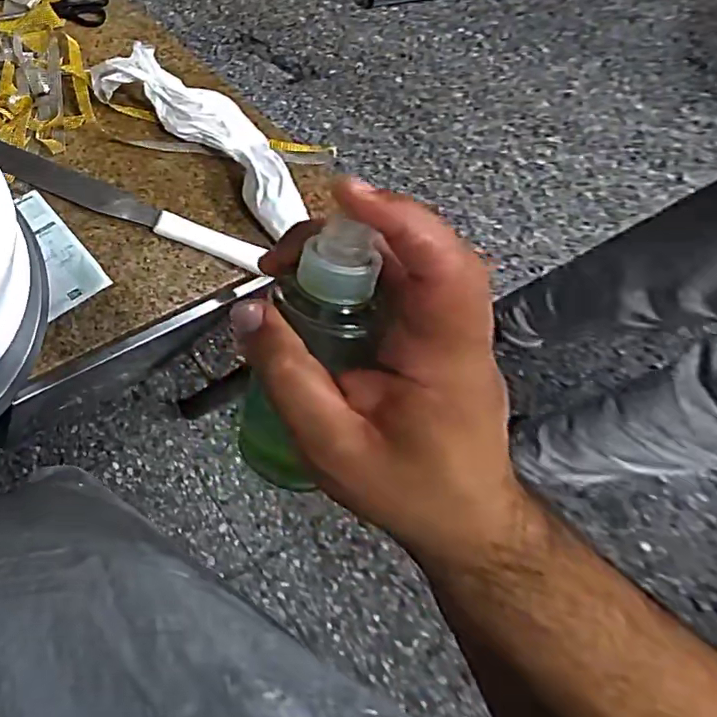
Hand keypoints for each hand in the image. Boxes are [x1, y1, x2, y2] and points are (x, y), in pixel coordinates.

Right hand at [233, 178, 534, 565]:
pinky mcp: (419, 331)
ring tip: (279, 271)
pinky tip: (302, 287)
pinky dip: (337, 271)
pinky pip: (382, 281)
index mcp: (446, 356)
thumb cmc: (408, 489)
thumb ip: (285, 372)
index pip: (446, 270)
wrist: (467, 523)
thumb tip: (249, 308)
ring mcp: (437, 327)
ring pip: (394, 260)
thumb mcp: (328, 441)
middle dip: (340, 234)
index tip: (348, 193)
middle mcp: (451, 329)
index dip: (402, 221)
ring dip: (333, 251)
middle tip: (278, 259)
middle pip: (412, 251)